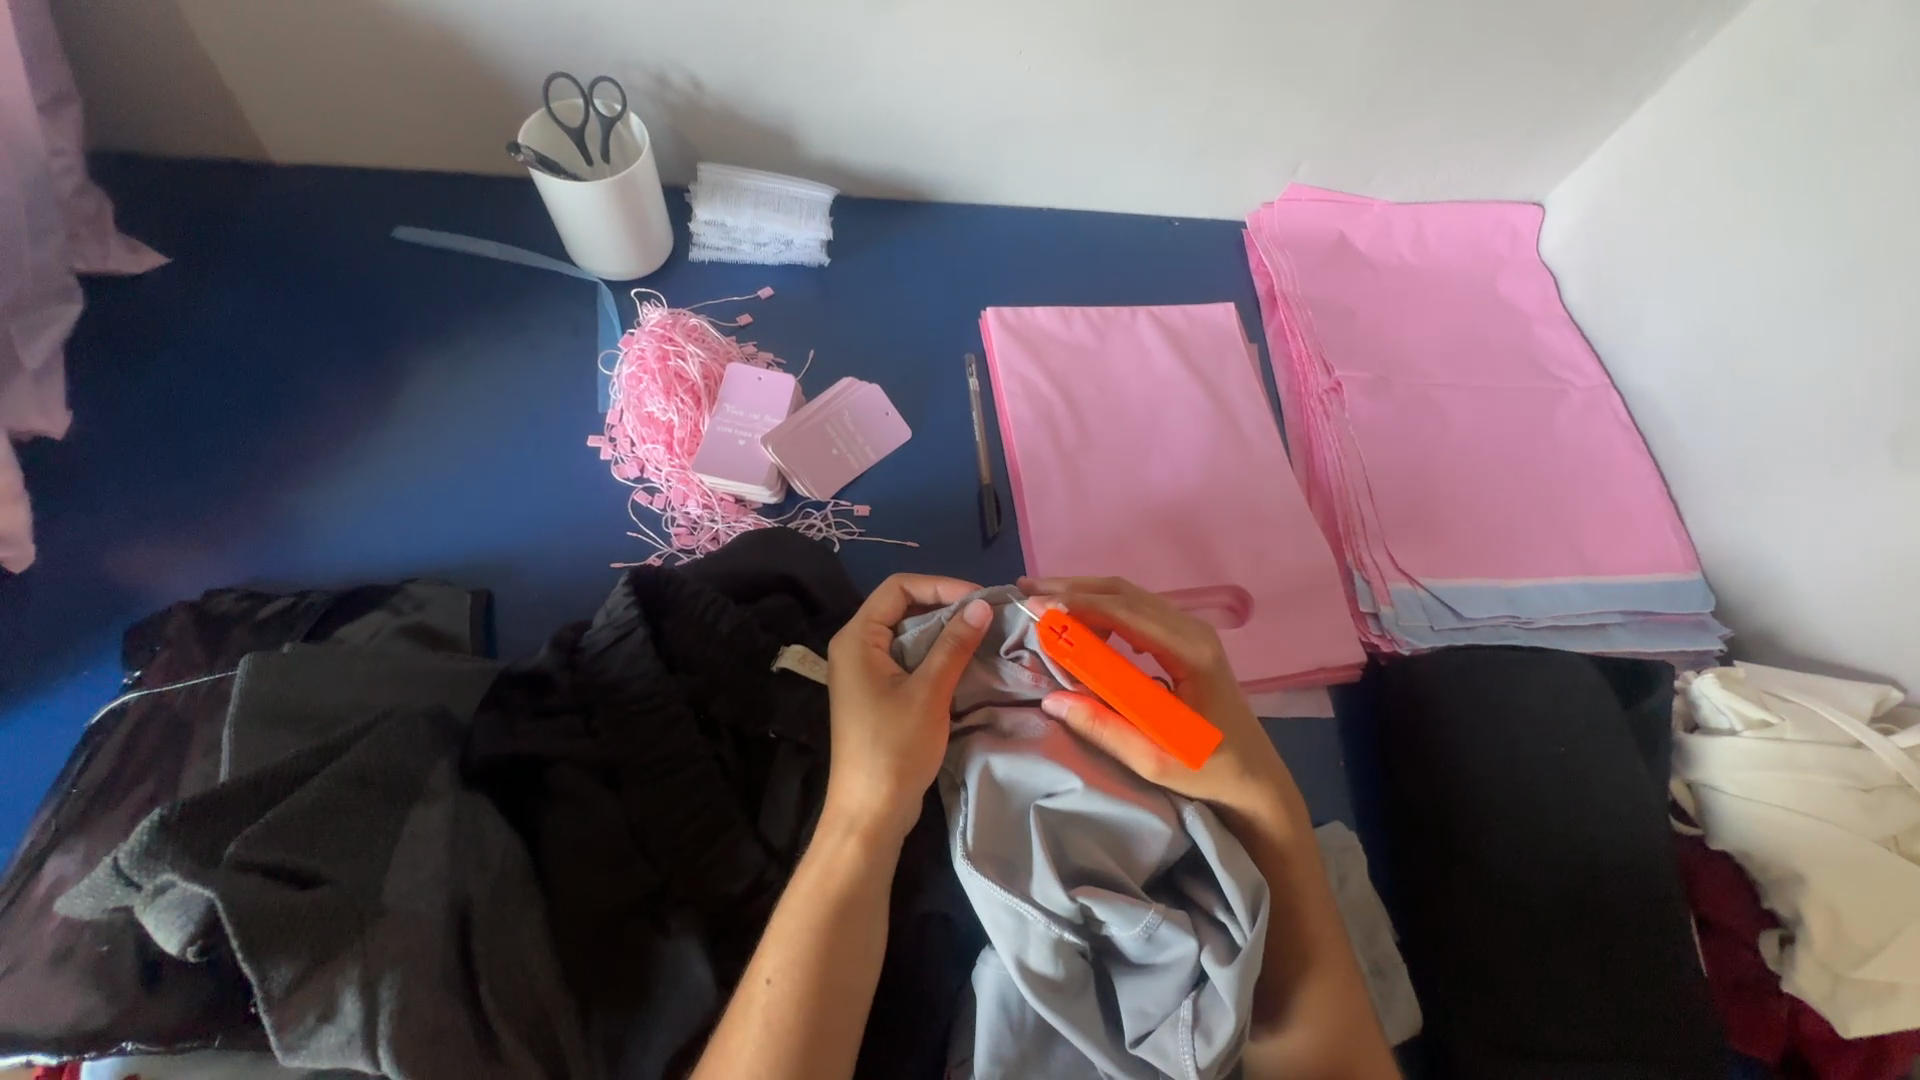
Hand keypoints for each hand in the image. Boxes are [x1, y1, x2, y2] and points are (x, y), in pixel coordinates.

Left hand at [823, 574, 991, 845]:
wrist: (870, 813)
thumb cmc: (894, 748)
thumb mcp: (929, 692)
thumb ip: (954, 644)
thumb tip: (981, 605)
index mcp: (857, 638)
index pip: (898, 587)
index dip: (941, 585)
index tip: (980, 600)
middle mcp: (855, 647)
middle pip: (902, 606)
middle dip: (945, 606)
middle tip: (987, 615)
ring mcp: (865, 672)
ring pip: (907, 633)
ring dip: (943, 631)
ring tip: (983, 634)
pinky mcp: (877, 693)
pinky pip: (908, 658)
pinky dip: (935, 655)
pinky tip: (965, 662)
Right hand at [1020, 576, 1289, 817]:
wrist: (1255, 779)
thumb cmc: (1210, 772)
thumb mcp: (1154, 760)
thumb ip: (1104, 729)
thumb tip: (1051, 700)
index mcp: (1190, 652)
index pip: (1125, 612)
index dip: (1077, 605)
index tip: (1035, 608)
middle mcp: (1192, 630)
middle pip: (1124, 593)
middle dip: (1072, 588)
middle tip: (1026, 591)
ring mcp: (1190, 631)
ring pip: (1128, 596)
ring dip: (1083, 594)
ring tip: (1041, 599)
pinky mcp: (1184, 640)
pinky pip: (1136, 610)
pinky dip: (1100, 607)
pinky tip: (1076, 618)